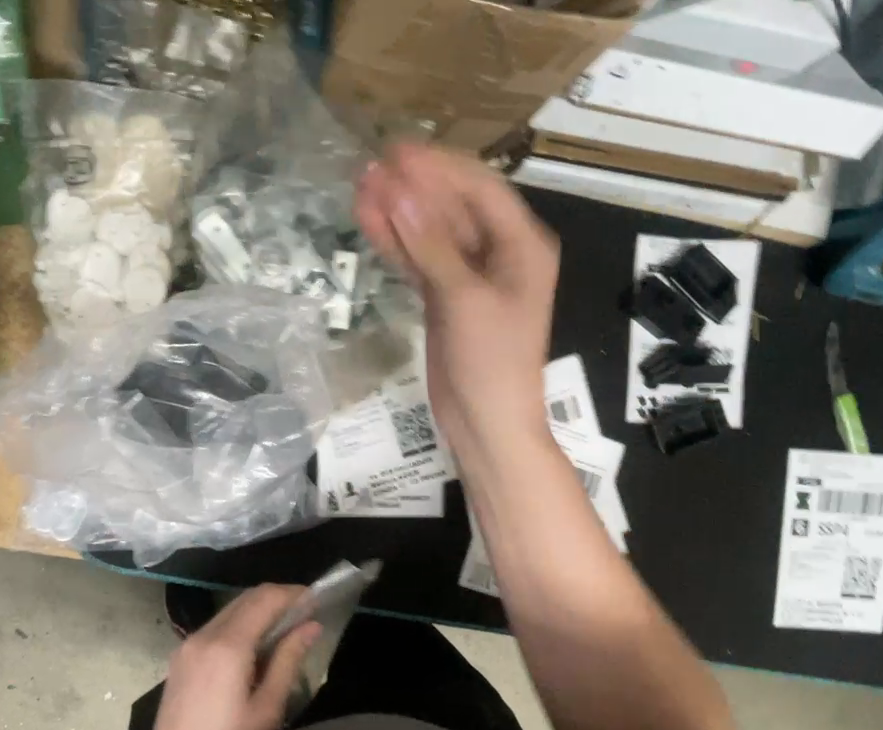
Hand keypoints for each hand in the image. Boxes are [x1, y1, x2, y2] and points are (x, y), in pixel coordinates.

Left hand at [142, 585, 320, 729]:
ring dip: (258, 612)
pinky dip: (239, 626)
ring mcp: (187, 645)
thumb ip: (288, 661)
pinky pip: (215, 628)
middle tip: (307, 614)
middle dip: (277, 599)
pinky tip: (255, 647)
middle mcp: (203, 636)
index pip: (264, 599)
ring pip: (229, 612)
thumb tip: (311, 626)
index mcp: (228, 646)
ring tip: (286, 631)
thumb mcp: (267, 710)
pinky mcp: (179, 658)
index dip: (293, 593)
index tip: (318, 600)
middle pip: (245, 599)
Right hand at [355, 143, 560, 462]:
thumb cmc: (492, 363)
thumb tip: (398, 194)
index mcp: (522, 246)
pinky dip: (396, 245)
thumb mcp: (465, 300)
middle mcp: (498, 253)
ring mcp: (468, 277)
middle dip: (414, 188)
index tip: (396, 152)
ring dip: (399, 213)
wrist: (487, 424)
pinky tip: (369, 222)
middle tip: (371, 166)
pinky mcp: (444, 300)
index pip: (479, 191)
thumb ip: (431, 247)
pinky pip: (419, 262)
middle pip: (452, 207)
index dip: (438, 169)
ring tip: (360, 186)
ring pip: (430, 234)